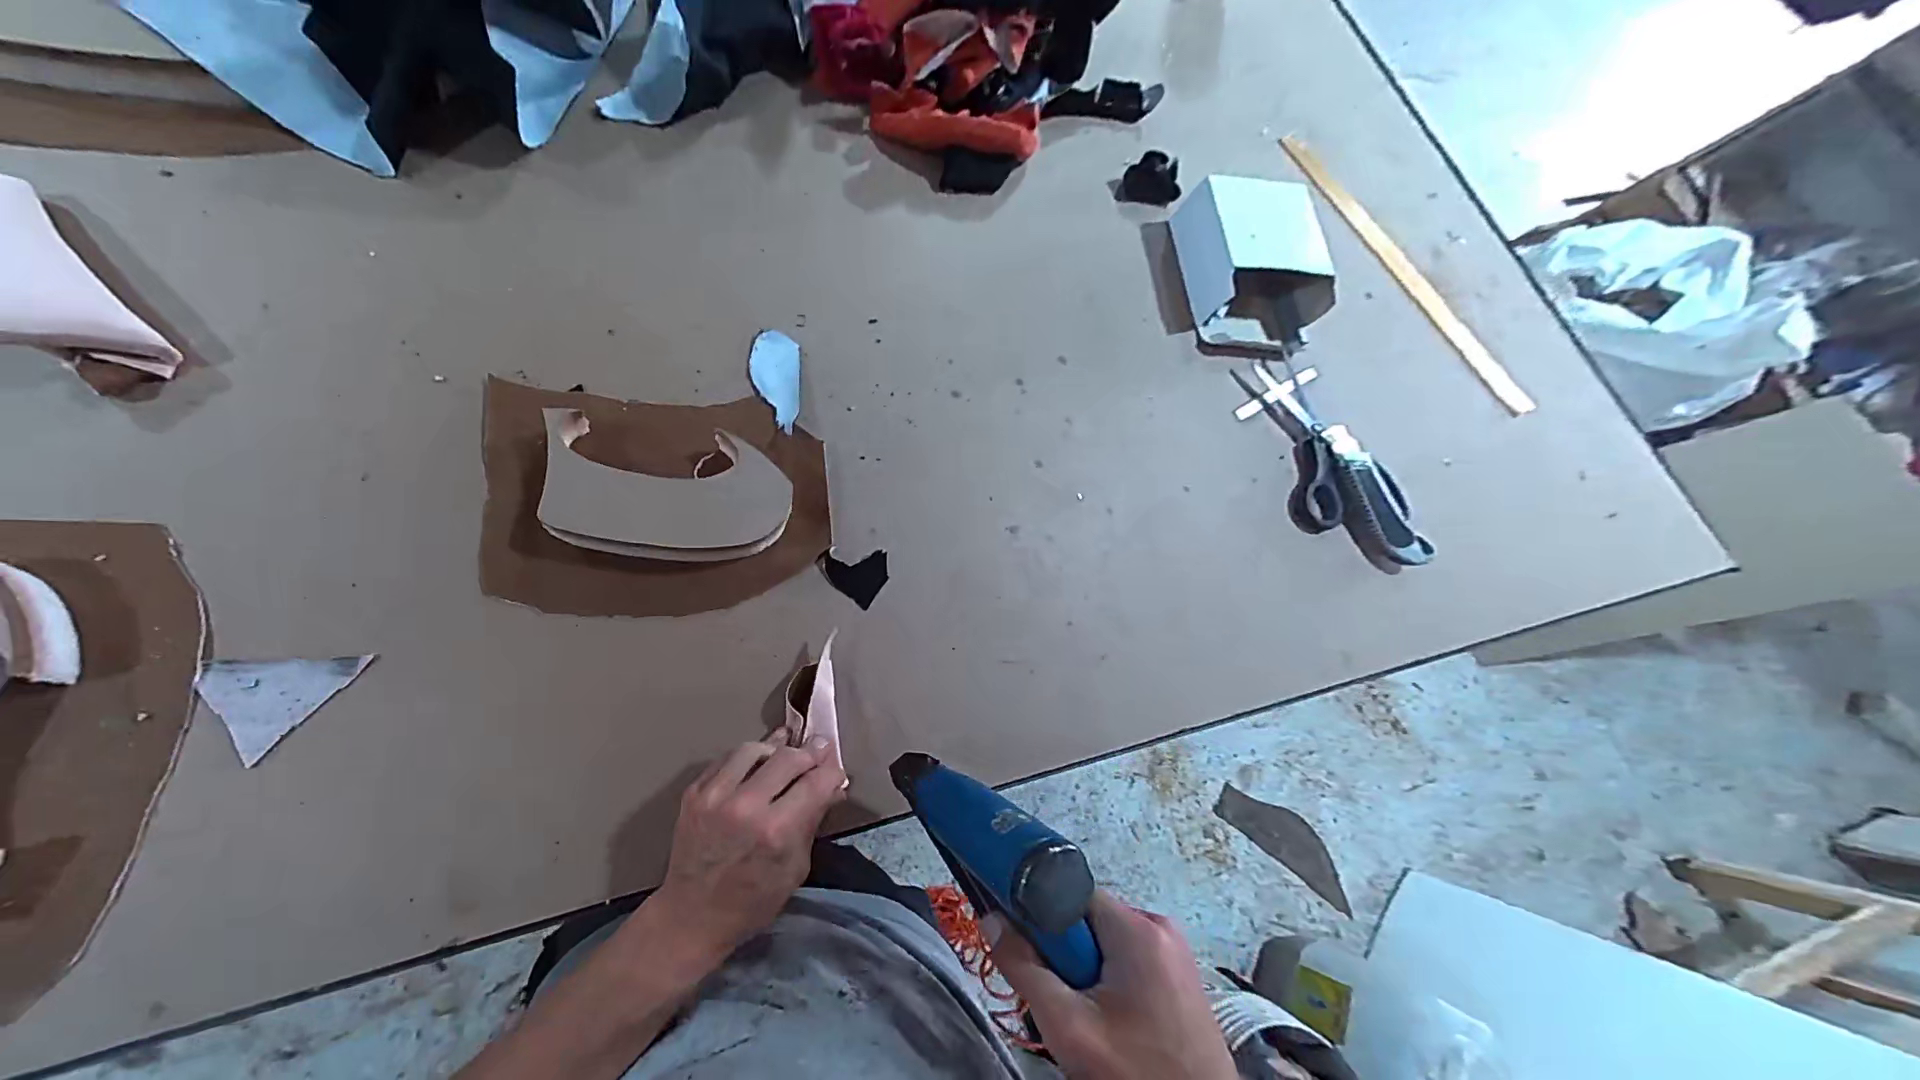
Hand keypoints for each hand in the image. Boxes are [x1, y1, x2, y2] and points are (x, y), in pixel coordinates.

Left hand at [645, 733, 847, 961]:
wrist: (690, 918)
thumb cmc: (752, 901)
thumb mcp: (795, 868)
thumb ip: (813, 821)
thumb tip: (833, 787)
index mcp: (776, 831)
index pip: (816, 782)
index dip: (832, 772)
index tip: (836, 772)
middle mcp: (745, 807)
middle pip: (788, 757)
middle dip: (810, 754)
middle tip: (819, 753)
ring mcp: (714, 797)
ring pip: (754, 749)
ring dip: (776, 751)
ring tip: (785, 760)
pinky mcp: (693, 794)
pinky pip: (727, 760)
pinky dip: (747, 760)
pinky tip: (756, 767)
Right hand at [986, 891, 1235, 1079]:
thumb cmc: (1137, 1074)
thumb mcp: (1068, 1027)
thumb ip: (1024, 968)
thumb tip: (992, 920)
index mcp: (1138, 927)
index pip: (1071, 893)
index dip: (1044, 920)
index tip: (1031, 951)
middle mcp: (1160, 926)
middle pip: (1088, 919)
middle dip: (1067, 955)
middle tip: (1066, 1001)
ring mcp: (1174, 950)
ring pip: (1106, 942)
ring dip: (1087, 972)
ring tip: (1091, 1019)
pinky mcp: (1180, 974)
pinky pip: (1129, 959)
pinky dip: (1112, 983)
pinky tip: (1114, 1023)